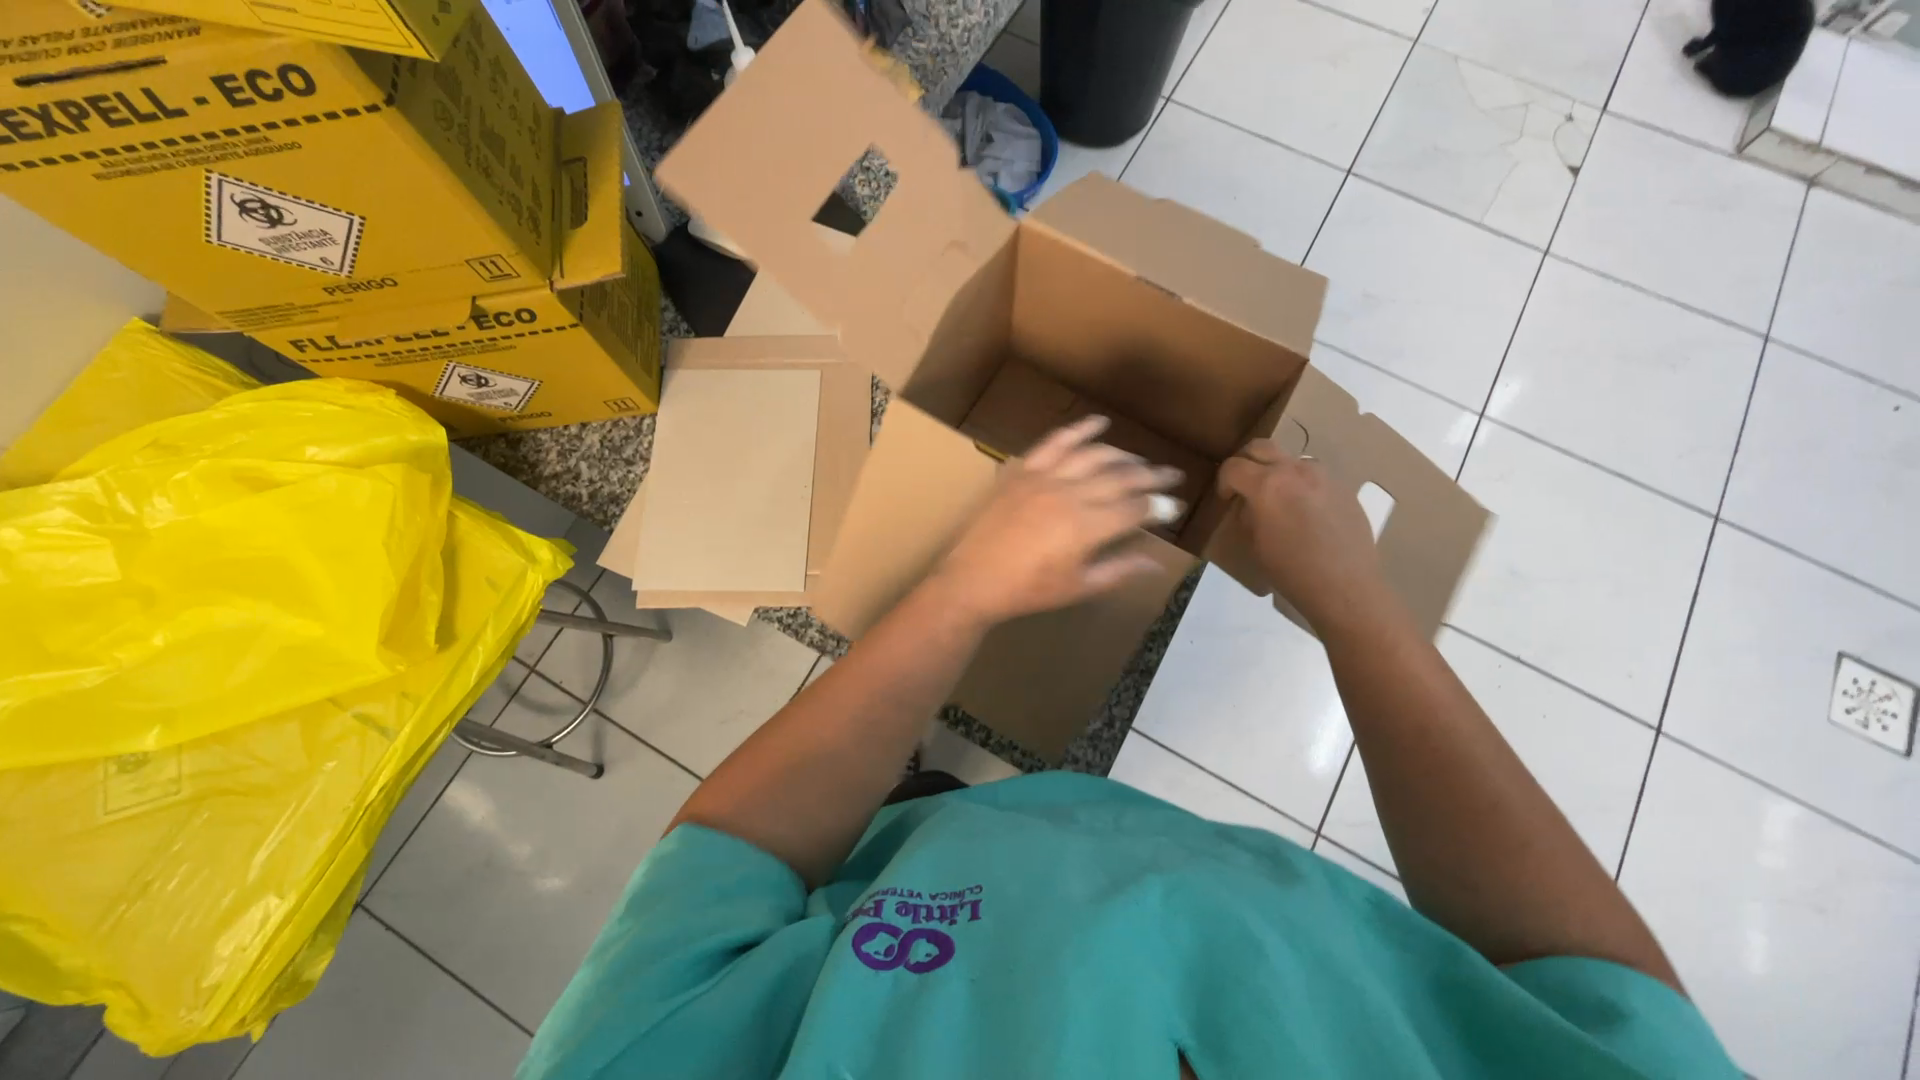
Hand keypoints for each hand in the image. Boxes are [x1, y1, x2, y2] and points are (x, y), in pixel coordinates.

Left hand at [929, 416, 1184, 625]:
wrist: (972, 581)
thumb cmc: (1028, 591)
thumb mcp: (1078, 586)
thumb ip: (1120, 569)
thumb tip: (1158, 562)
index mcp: (1087, 527)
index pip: (1136, 509)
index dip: (1159, 507)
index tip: (1175, 506)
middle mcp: (1070, 494)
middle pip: (1121, 477)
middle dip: (1151, 477)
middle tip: (1172, 475)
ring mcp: (1044, 478)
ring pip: (1093, 456)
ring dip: (1122, 455)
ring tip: (1139, 461)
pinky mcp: (1022, 470)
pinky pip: (1054, 442)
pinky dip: (1079, 430)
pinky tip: (1098, 424)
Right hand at [1215, 439, 1387, 631]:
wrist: (1344, 586)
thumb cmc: (1291, 571)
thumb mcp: (1255, 544)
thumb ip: (1248, 515)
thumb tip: (1249, 505)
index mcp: (1267, 485)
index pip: (1233, 466)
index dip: (1223, 481)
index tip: (1226, 499)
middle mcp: (1295, 471)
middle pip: (1261, 447)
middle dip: (1247, 462)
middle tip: (1245, 485)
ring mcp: (1324, 477)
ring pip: (1292, 460)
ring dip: (1279, 472)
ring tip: (1280, 500)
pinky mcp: (1344, 488)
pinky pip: (1316, 478)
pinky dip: (1303, 487)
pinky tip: (1307, 515)